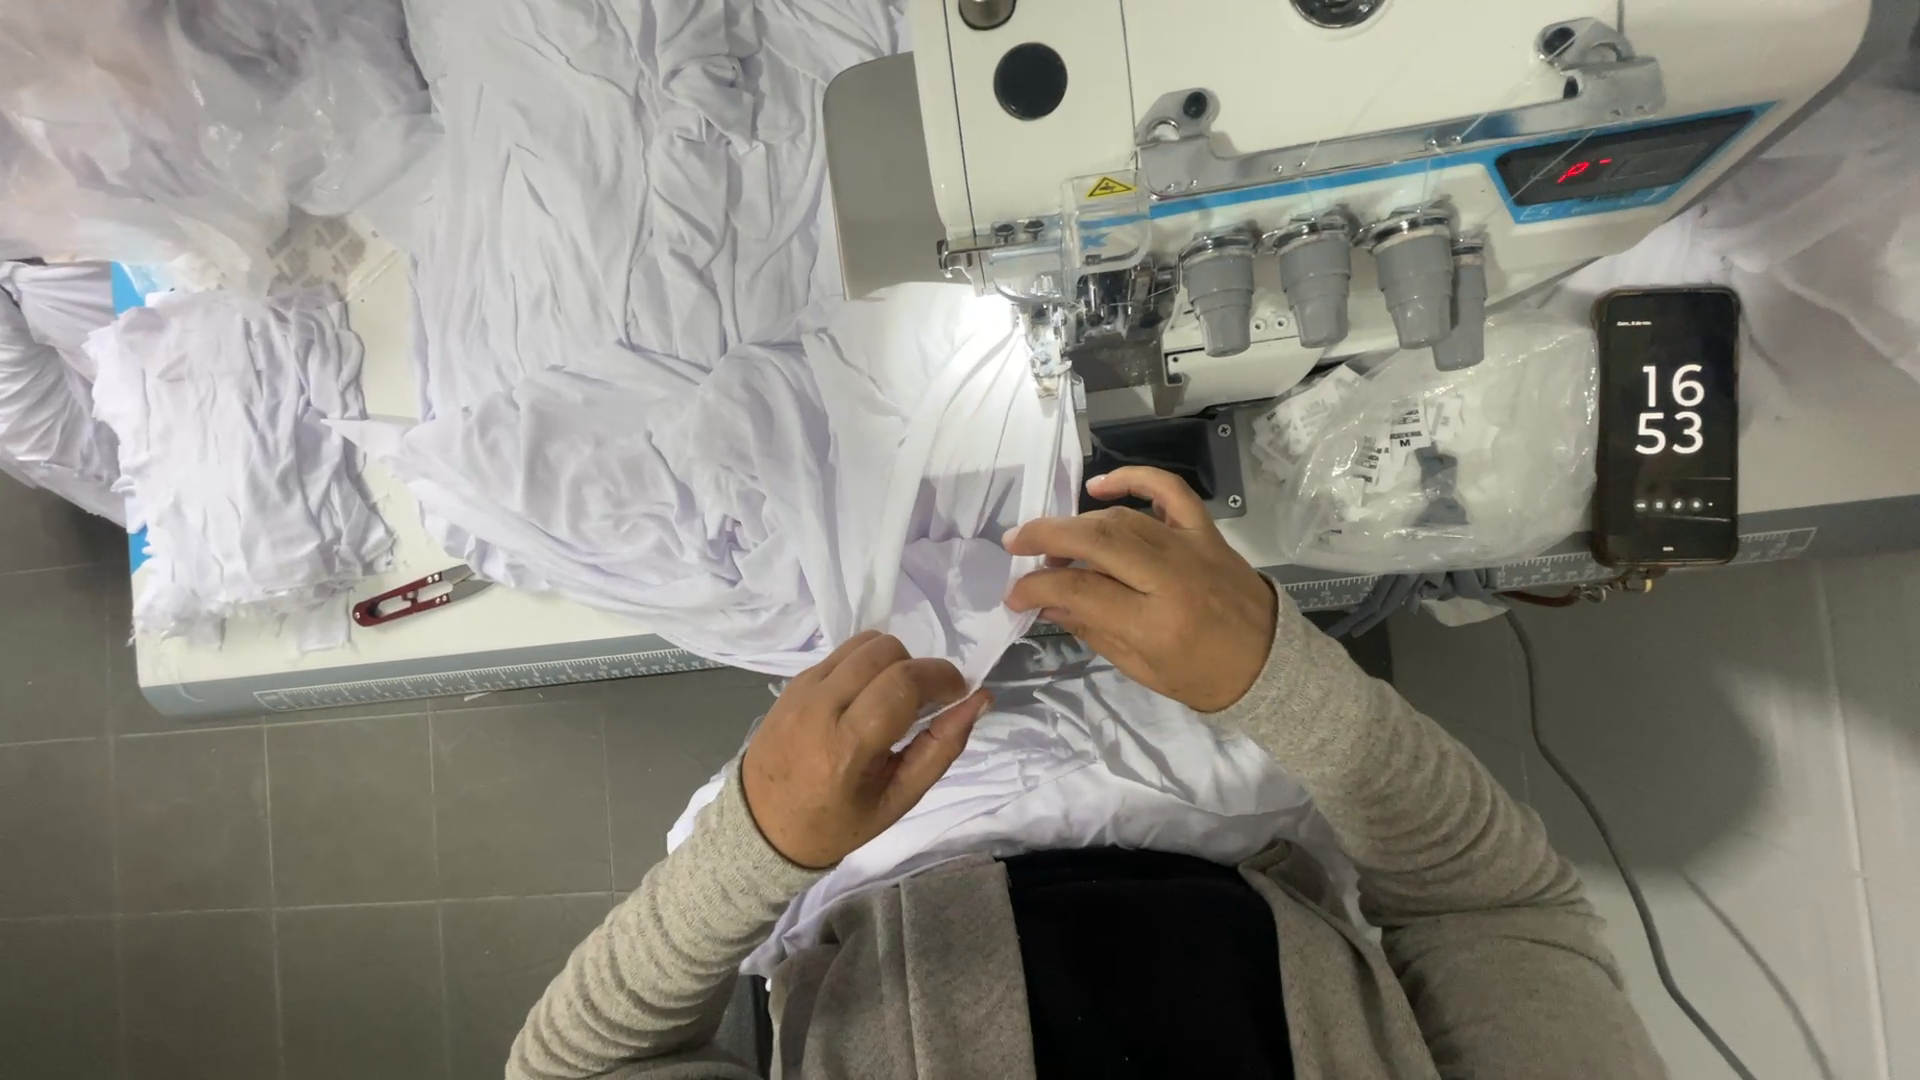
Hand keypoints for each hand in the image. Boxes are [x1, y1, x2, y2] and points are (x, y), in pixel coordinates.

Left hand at [741, 632, 990, 868]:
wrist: (762, 826)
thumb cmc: (837, 822)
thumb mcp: (900, 798)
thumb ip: (942, 747)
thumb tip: (980, 700)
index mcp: (848, 746)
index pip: (903, 682)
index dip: (941, 677)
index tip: (957, 694)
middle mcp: (820, 707)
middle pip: (887, 651)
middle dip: (919, 668)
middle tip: (924, 703)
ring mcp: (803, 689)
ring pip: (865, 642)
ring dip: (893, 661)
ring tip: (893, 697)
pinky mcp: (795, 681)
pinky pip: (843, 652)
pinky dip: (867, 664)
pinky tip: (865, 697)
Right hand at [1004, 466, 1276, 712]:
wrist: (1272, 665)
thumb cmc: (1202, 677)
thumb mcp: (1141, 668)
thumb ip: (1090, 629)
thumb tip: (1046, 603)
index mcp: (1153, 622)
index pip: (1078, 589)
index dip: (1036, 588)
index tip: (1015, 595)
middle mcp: (1169, 576)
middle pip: (1095, 539)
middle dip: (1046, 536)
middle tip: (1016, 544)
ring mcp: (1189, 547)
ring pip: (1120, 518)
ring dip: (1078, 523)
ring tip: (1055, 542)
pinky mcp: (1205, 532)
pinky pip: (1169, 491)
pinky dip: (1134, 479)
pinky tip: (1100, 486)